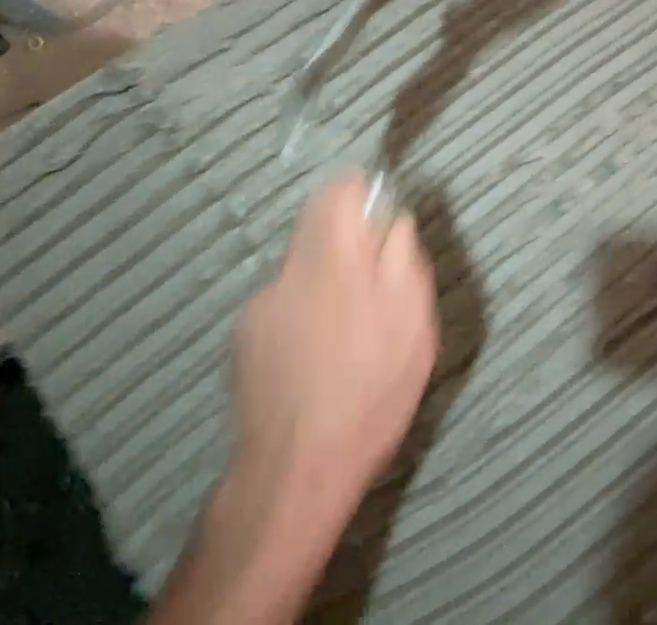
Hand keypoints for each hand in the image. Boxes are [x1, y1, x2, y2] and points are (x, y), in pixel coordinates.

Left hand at [150, 174, 438, 624]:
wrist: (296, 468)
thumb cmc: (370, 395)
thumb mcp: (414, 327)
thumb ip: (404, 260)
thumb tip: (394, 219)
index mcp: (334, 258)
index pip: (338, 188)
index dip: (362, 195)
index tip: (380, 226)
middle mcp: (289, 268)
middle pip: (319, 230)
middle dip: (350, 252)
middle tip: (375, 301)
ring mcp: (260, 302)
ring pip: (302, 272)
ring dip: (326, 289)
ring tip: (345, 345)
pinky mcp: (243, 335)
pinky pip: (281, 307)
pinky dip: (301, 320)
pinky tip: (313, 365)